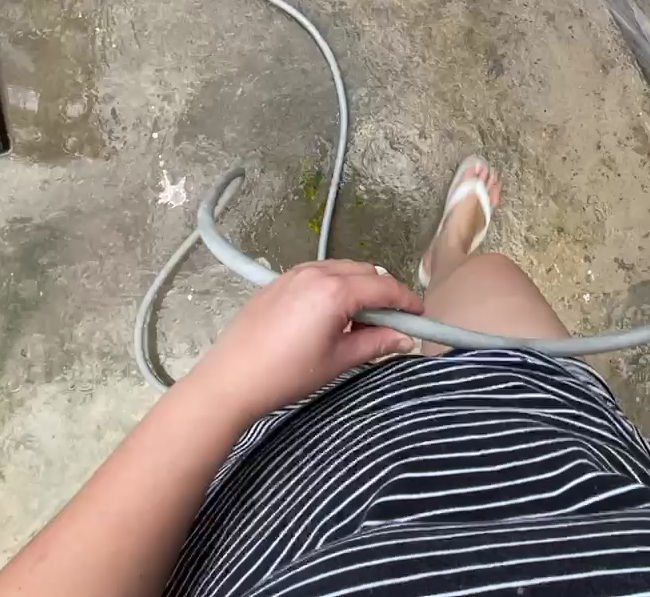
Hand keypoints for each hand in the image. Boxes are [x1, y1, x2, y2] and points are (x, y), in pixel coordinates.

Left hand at [191, 261, 422, 423]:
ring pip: (343, 269)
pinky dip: (336, 285)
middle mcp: (318, 272)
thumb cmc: (286, 374)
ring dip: (359, 287)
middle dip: (384, 293)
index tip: (419, 316)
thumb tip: (406, 339)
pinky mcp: (280, 280)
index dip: (407, 301)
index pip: (385, 288)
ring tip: (359, 321)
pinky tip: (330, 314)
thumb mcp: (338, 361)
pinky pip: (320, 272)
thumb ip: (376, 344)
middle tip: (390, 323)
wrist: (229, 381)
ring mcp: (296, 272)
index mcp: (335, 291)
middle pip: (366, 272)